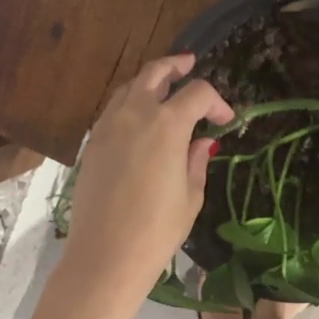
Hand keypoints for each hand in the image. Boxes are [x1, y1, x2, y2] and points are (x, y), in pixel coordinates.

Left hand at [64, 54, 233, 298]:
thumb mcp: (190, 197)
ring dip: (148, 82)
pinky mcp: (91, 144)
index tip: (226, 121)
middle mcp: (135, 114)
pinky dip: (128, 104)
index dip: (217, 103)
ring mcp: (108, 126)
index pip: (197, 93)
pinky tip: (138, 120)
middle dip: (175, 67)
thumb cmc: (157, 230)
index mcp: (167, 124)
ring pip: (128, 88)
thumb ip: (196, 162)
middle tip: (189, 65)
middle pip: (155, 73)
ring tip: (162, 89)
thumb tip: (201, 143)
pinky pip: (112, 111)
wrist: (106, 253)